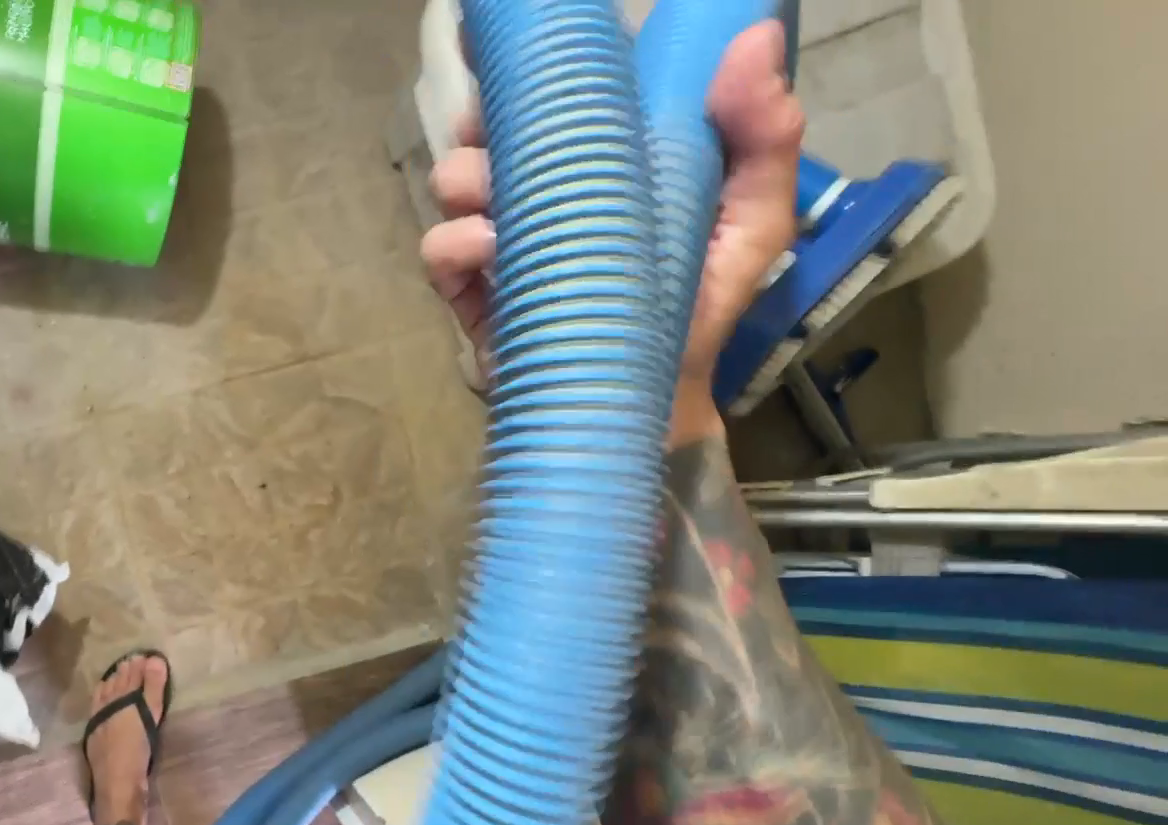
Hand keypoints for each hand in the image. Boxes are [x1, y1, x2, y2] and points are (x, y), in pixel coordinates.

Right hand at [421, 21, 802, 440]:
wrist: (644, 404)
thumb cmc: (697, 315)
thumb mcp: (751, 229)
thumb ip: (763, 144)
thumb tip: (752, 42)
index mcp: (606, 167)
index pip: (561, 105)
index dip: (538, 75)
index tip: (529, 60)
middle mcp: (546, 197)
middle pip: (490, 135)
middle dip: (483, 122)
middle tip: (488, 125)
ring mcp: (502, 246)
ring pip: (453, 185)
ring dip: (463, 178)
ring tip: (490, 199)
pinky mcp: (472, 296)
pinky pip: (439, 253)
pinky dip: (452, 244)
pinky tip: (486, 251)